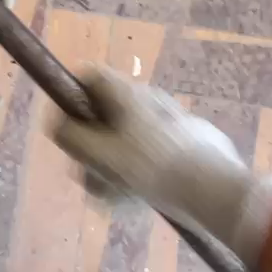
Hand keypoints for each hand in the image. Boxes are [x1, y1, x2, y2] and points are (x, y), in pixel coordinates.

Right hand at [53, 71, 271, 268]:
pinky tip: (141, 195)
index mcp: (126, 93)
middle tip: (90, 170)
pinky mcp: (189, 141)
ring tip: (113, 194)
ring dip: (114, 161)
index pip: (89, 76)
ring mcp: (171, 119)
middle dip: (93, 141)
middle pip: (106, 111)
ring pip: (128, 135)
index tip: (68, 126)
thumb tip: (56, 122)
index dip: (71, 97)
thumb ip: (69, 136)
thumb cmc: (150, 169)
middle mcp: (149, 98)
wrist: (216, 191)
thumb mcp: (98, 155)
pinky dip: (140, 169)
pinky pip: (151, 151)